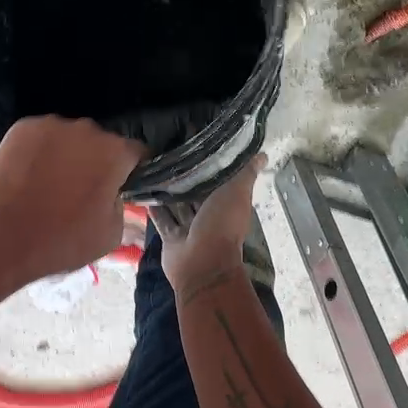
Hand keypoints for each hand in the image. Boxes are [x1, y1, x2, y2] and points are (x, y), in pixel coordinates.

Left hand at [0, 116, 145, 284]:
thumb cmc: (59, 241)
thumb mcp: (110, 235)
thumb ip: (121, 205)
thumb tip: (112, 193)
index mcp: (114, 153)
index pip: (136, 153)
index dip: (132, 170)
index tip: (121, 187)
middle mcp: (88, 129)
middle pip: (101, 143)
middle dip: (96, 161)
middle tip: (81, 191)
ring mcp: (52, 124)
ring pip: (69, 137)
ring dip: (67, 154)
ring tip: (49, 184)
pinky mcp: (23, 126)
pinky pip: (41, 137)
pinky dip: (39, 151)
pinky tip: (28, 175)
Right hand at [153, 153, 264, 295]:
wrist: (202, 265)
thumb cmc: (222, 225)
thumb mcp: (237, 192)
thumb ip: (246, 173)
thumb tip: (263, 155)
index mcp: (227, 203)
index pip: (217, 178)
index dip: (209, 162)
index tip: (195, 142)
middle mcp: (209, 215)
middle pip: (195, 191)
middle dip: (186, 176)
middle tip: (168, 151)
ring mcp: (189, 228)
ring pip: (177, 204)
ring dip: (168, 190)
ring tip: (153, 167)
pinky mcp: (171, 238)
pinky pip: (162, 219)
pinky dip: (154, 207)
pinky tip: (144, 189)